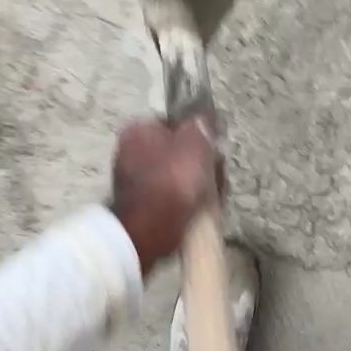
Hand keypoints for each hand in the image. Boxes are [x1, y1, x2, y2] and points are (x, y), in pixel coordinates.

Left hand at [110, 116, 221, 274]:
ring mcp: (139, 181)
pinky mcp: (147, 205)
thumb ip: (202, 123)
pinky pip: (178, 194)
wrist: (150, 232)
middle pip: (184, 149)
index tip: (216, 144)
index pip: (178, 122)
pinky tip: (206, 207)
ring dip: (205, 182)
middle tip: (216, 172)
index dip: (202, 132)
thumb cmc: (172, 181)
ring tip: (214, 194)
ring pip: (185, 173)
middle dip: (206, 160)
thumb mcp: (195, 141)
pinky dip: (193, 200)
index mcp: (138, 130)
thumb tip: (204, 118)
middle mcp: (133, 152)